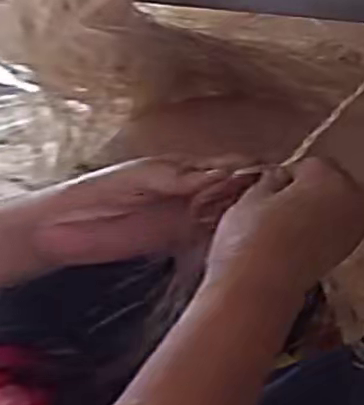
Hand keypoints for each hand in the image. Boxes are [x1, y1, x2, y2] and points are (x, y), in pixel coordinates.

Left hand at [12, 157, 253, 273]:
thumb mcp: (141, 174)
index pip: (244, 164)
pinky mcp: (184, 239)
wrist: (53, 230)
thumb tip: (225, 173)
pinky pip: (216, 236)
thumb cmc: (98, 190)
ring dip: (249, 214)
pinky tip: (236, 236)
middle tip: (263, 201)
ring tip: (254, 219)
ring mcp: (197, 215)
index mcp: (200, 170)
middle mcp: (207, 190)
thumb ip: (181, 175)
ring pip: (239, 211)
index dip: (260, 168)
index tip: (270, 177)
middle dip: (260, 192)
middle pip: (249, 188)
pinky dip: (230, 236)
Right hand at [204, 159, 363, 303]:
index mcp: (329, 178)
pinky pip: (343, 221)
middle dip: (309, 188)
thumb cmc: (248, 240)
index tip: (268, 190)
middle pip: (332, 180)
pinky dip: (328, 224)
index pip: (313, 164)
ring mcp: (359, 216)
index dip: (288, 175)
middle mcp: (353, 192)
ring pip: (340, 200)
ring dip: (321, 206)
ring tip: (289, 225)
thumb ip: (270, 180)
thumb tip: (280, 174)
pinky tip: (302, 239)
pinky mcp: (356, 238)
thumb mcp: (249, 202)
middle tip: (278, 207)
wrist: (260, 286)